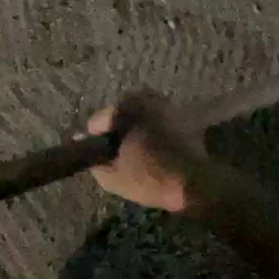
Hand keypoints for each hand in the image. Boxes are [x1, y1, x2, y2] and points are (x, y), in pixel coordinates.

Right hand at [85, 91, 207, 212]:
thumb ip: (94, 162)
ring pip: (140, 117)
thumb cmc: (150, 176)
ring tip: (138, 156)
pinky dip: (154, 133)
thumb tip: (84, 150)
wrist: (195, 182)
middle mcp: (145, 96)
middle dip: (118, 133)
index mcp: (125, 106)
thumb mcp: (113, 178)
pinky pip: (158, 122)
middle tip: (120, 157)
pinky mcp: (182, 115)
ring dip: (137, 131)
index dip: (95, 141)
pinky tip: (156, 153)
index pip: (98, 121)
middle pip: (120, 115)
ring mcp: (165, 103)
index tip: (101, 158)